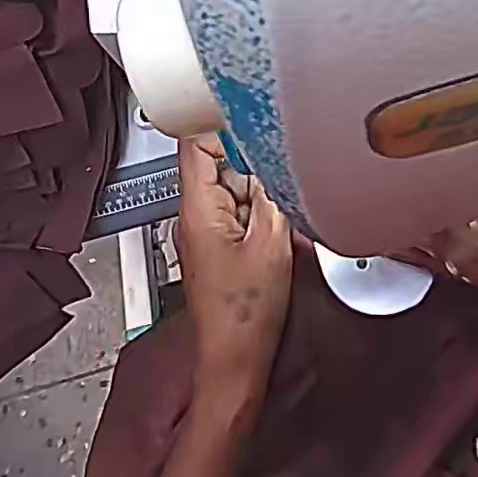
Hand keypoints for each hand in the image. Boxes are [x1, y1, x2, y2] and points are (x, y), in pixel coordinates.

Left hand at [176, 135, 292, 432]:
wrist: (236, 359)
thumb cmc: (246, 312)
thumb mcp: (272, 242)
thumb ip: (273, 194)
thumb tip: (274, 159)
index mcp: (197, 208)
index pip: (194, 144)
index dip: (221, 123)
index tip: (253, 118)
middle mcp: (195, 214)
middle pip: (220, 164)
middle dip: (255, 166)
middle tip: (282, 182)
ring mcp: (208, 230)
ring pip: (236, 188)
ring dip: (263, 193)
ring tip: (282, 218)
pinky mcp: (222, 245)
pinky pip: (241, 212)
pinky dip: (262, 214)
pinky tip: (279, 233)